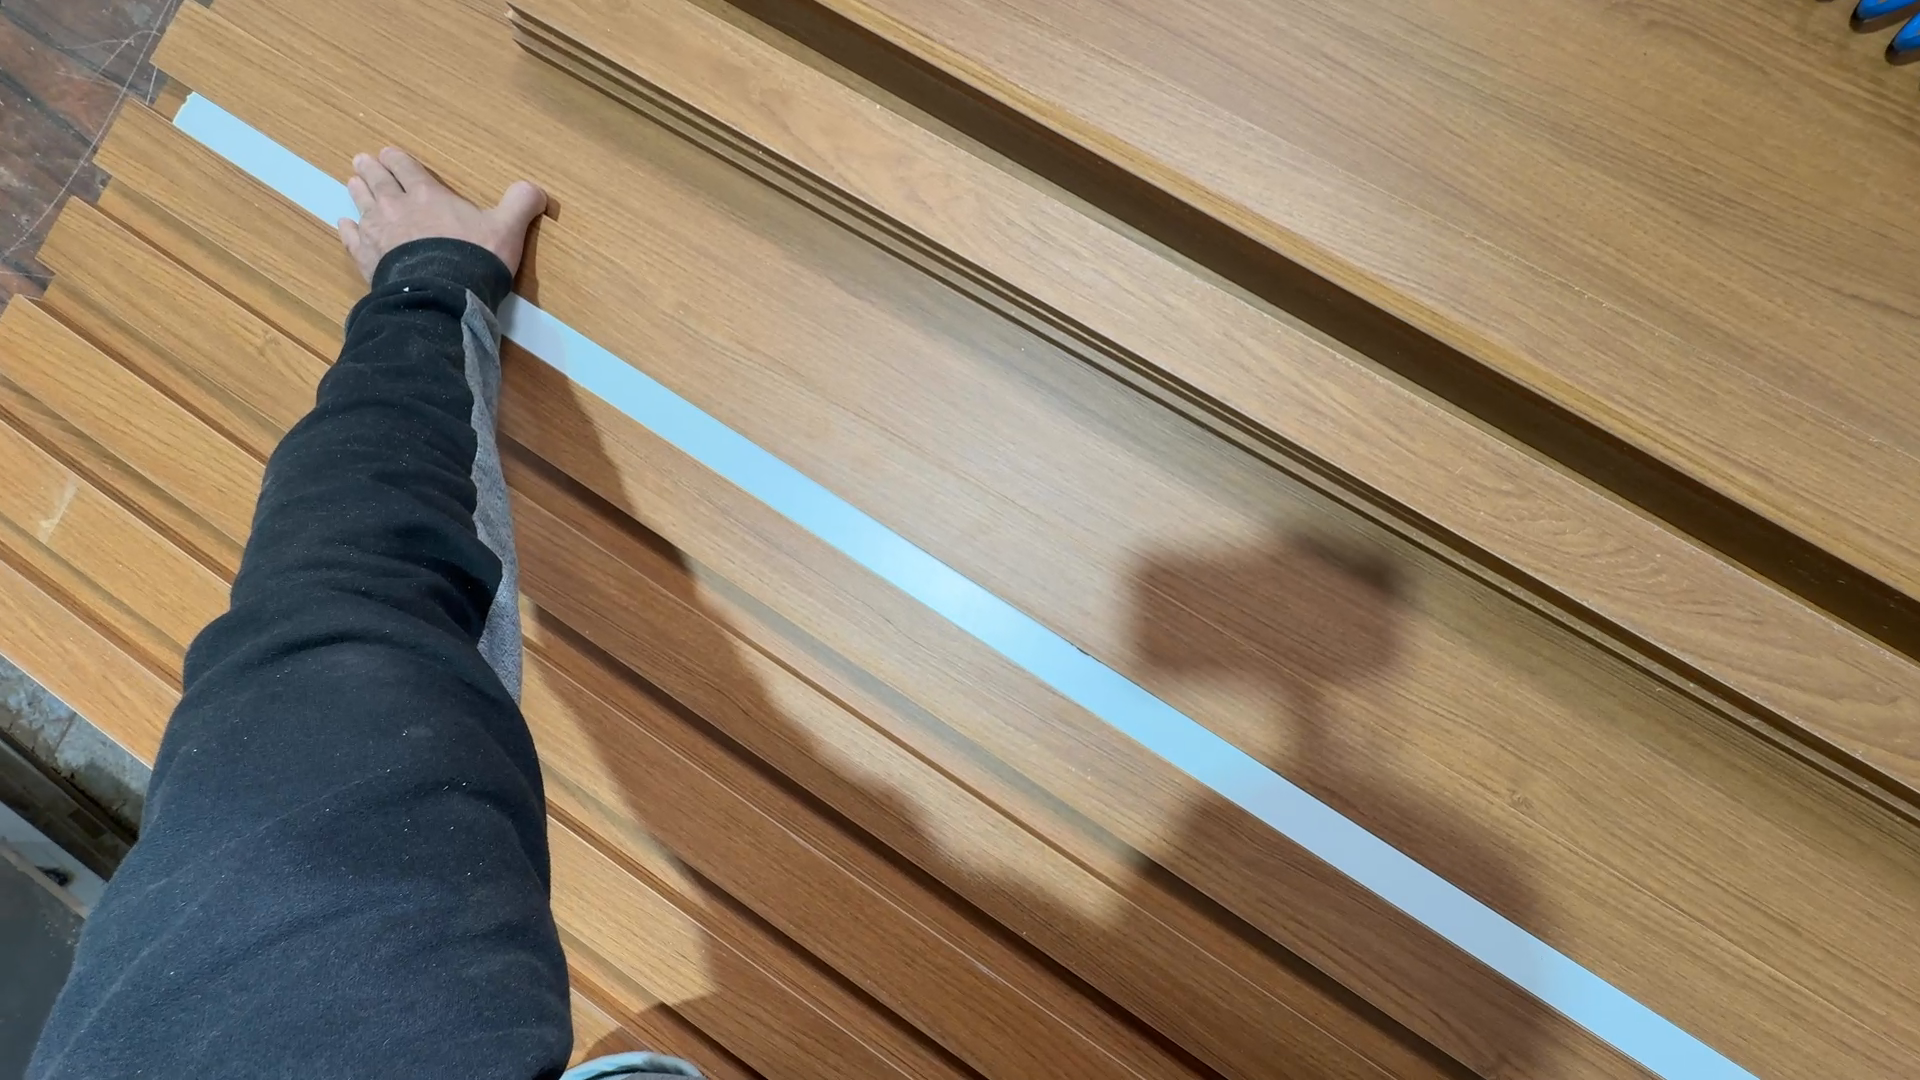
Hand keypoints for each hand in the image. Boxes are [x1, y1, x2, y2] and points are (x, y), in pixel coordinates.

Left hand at [337, 147, 546, 281]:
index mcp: (427, 195)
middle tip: (364, 162)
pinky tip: (346, 224)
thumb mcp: (508, 229)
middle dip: (371, 169)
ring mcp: (378, 231)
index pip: (405, 167)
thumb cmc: (476, 256)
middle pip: (376, 180)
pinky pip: (352, 237)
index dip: (397, 160)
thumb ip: (520, 204)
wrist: (445, 293)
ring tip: (354, 183)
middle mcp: (396, 206)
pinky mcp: (368, 256)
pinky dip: (348, 228)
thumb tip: (538, 189)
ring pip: (361, 202)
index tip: (391, 155)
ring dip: (357, 191)